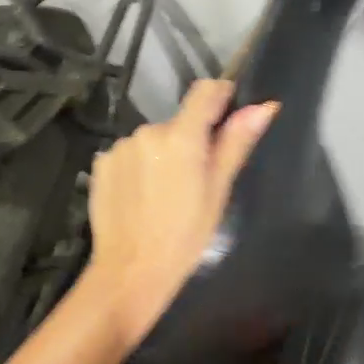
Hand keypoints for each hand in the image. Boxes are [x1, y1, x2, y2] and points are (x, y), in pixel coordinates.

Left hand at [82, 79, 277, 346]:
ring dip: (161, 157)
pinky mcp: (100, 163)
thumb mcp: (217, 192)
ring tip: (164, 196)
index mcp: (180, 137)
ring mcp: (119, 147)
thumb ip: (235, 144)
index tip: (227, 117)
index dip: (220, 98)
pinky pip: (128, 155)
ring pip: (152, 141)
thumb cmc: (184, 237)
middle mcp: (147, 132)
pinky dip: (138, 169)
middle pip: (177, 123)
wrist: (130, 272)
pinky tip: (140, 198)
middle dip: (188, 142)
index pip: (205, 92)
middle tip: (194, 182)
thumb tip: (263, 107)